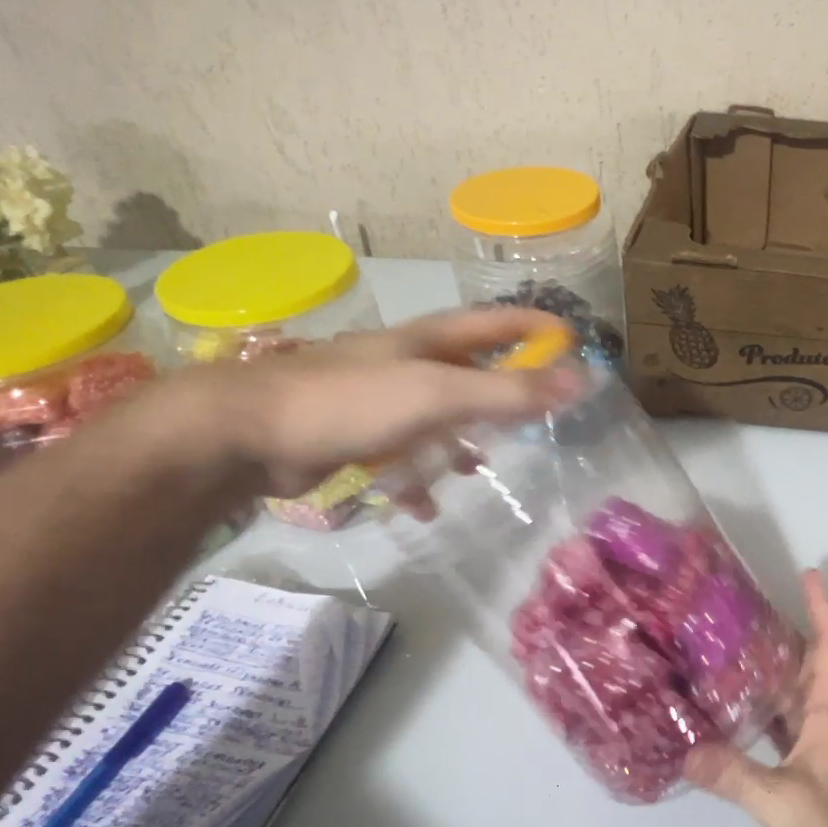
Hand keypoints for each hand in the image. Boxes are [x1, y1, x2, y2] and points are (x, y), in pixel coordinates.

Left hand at [175, 307, 578, 497]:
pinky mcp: (352, 435)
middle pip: (468, 371)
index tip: (571, 340)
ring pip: (437, 417)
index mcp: (427, 341)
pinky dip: (419, 478)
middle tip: (533, 416)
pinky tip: (427, 505)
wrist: (246, 434)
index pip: (494, 321)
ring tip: (478, 467)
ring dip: (460, 441)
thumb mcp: (439, 394)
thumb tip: (582, 381)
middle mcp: (405, 363)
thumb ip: (509, 392)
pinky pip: (402, 455)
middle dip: (502, 392)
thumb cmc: (350, 402)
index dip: (534, 325)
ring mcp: (377, 399)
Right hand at [685, 571, 827, 826]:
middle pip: (811, 665)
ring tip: (735, 655)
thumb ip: (733, 774)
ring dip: (776, 673)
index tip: (808, 573)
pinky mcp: (817, 770)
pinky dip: (770, 712)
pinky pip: (791, 726)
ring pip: (799, 696)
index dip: (820, 607)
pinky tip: (742, 719)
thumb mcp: (779, 799)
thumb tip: (686, 750)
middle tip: (748, 614)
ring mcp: (825, 746)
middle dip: (788, 634)